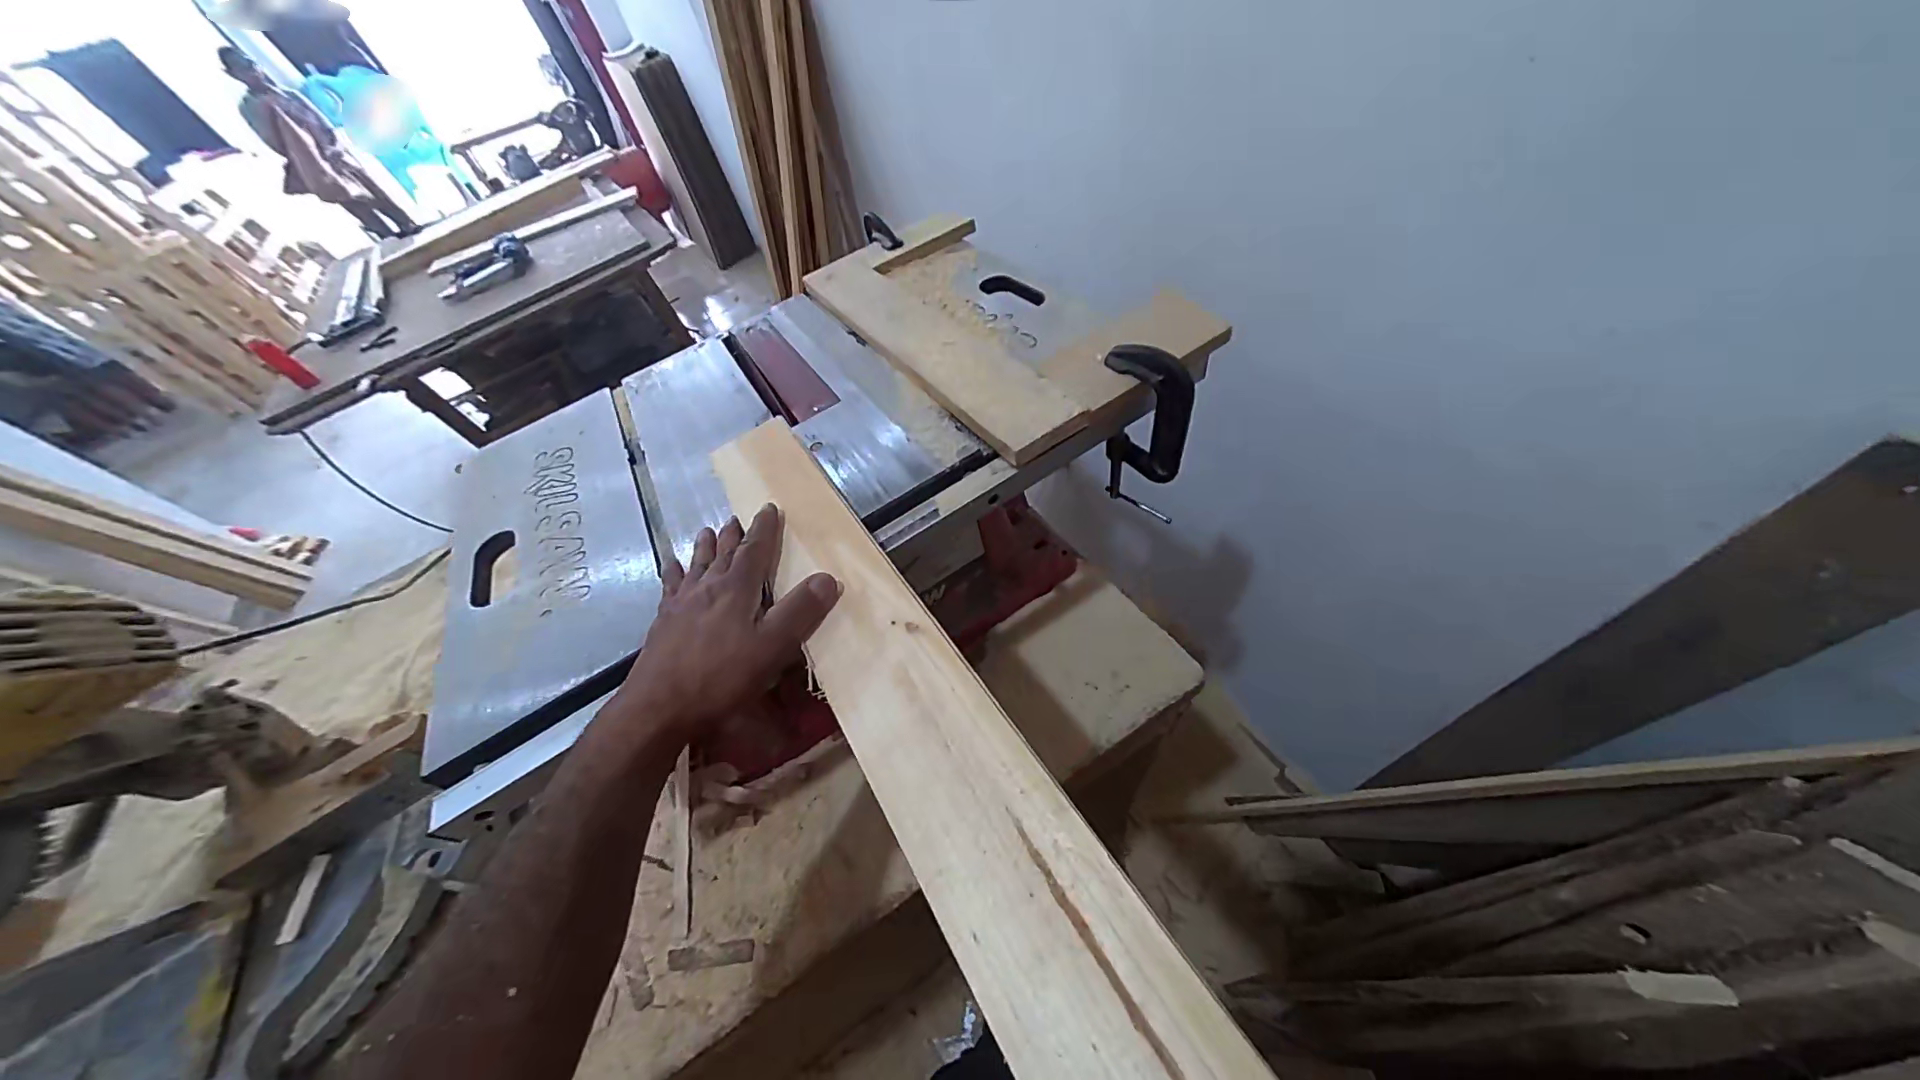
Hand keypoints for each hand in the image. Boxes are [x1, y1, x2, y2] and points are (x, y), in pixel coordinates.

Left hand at [604, 504, 838, 745]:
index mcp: (736, 590)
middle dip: (736, 536)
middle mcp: (707, 589)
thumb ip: (799, 611)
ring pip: (697, 566)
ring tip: (707, 532)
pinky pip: (671, 587)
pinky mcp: (664, 622)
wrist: (659, 706)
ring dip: (706, 548)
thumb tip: (827, 578)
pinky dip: (674, 573)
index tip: (770, 509)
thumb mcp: (772, 647)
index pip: (754, 551)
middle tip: (738, 519)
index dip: (764, 530)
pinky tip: (671, 568)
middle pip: (724, 554)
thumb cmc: (721, 677)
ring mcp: (681, 604)